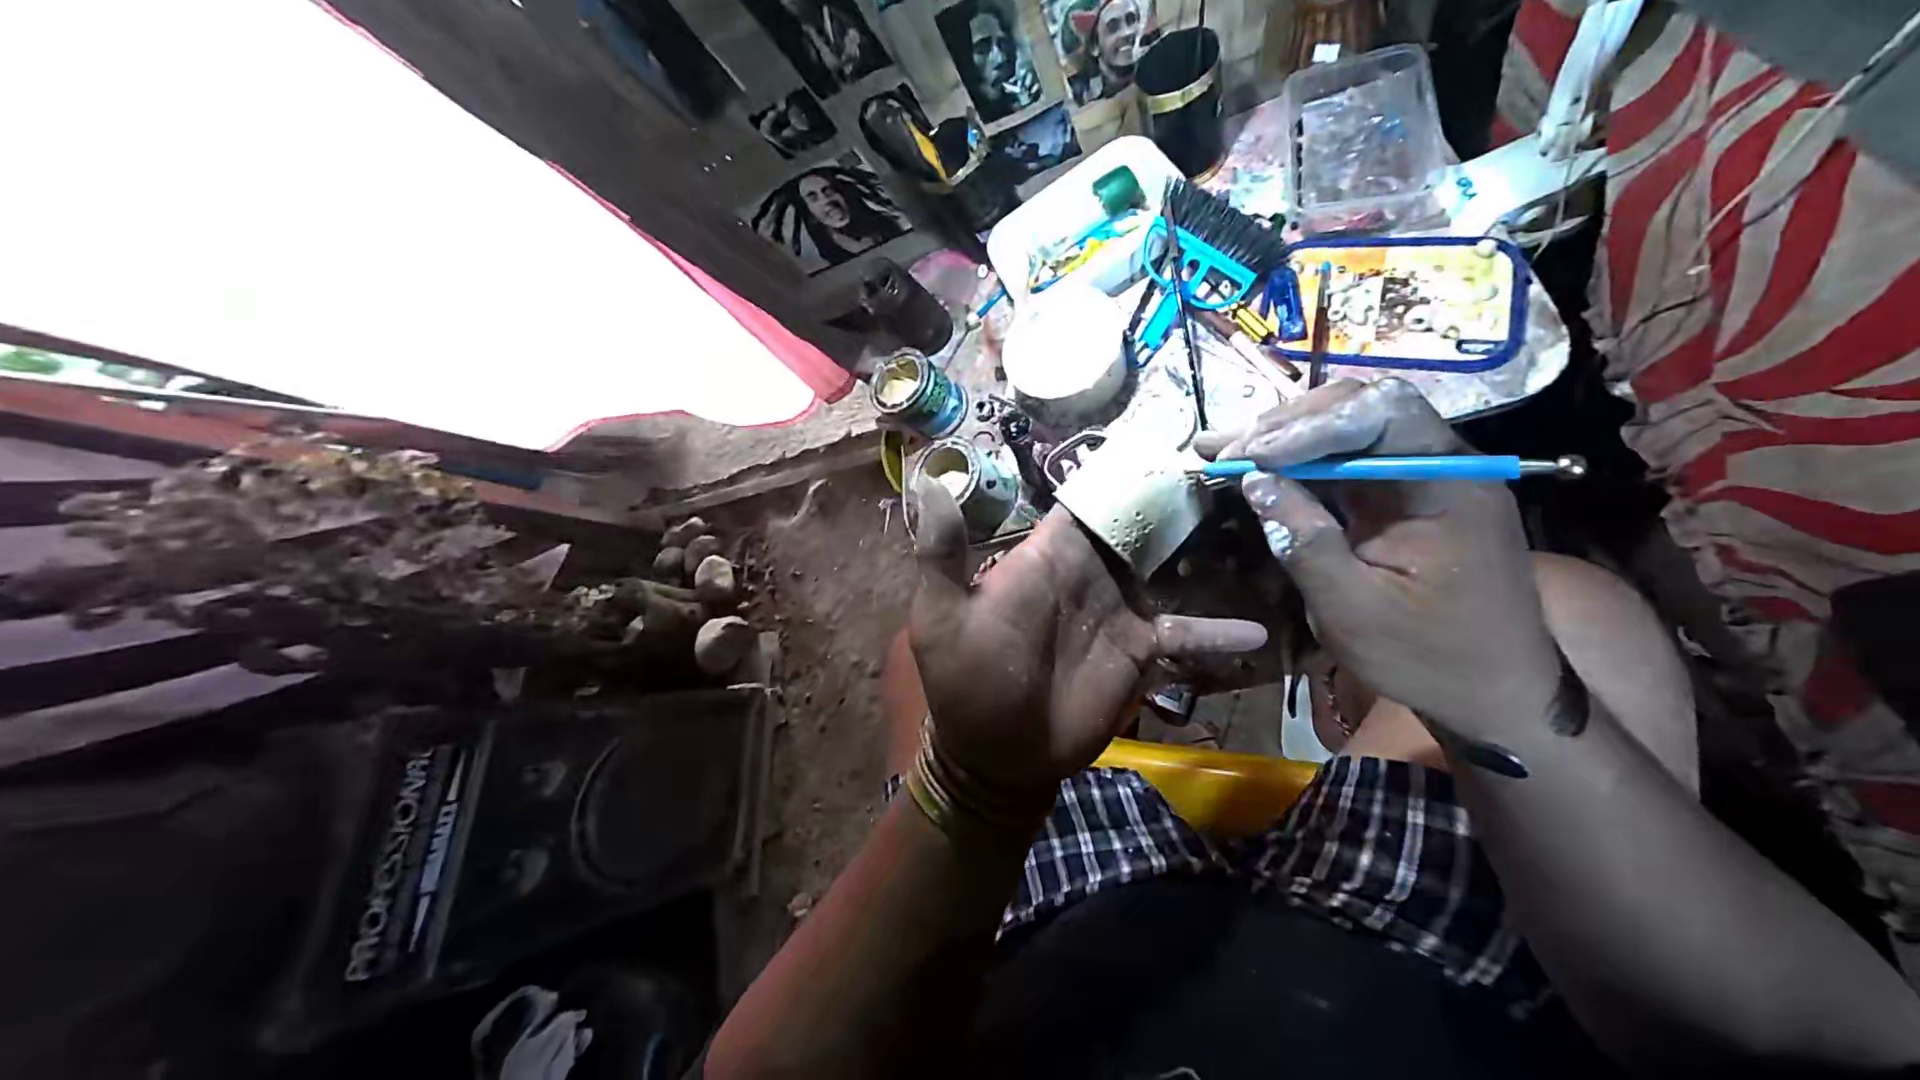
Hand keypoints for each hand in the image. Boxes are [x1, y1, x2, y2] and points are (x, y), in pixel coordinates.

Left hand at [908, 476, 1265, 808]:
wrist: (994, 754)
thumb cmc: (965, 680)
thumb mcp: (943, 614)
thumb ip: (943, 551)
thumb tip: (928, 480)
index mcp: (1047, 555)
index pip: (1089, 497)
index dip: (1124, 467)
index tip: (1169, 432)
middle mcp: (1090, 572)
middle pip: (1142, 523)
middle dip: (1181, 494)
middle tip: (1237, 459)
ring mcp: (1119, 610)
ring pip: (1172, 568)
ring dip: (1210, 547)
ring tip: (1266, 517)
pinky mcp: (1140, 652)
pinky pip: (1185, 634)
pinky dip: (1218, 632)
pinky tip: (1258, 631)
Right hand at [1196, 378, 1561, 736]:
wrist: (1492, 690)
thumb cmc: (1428, 658)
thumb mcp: (1353, 611)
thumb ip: (1304, 542)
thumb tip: (1255, 481)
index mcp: (1447, 486)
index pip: (1383, 415)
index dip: (1310, 425)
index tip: (1250, 455)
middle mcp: (1439, 465)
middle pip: (1361, 408)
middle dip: (1286, 424)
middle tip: (1221, 447)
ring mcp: (1418, 478)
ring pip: (1346, 429)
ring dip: (1282, 438)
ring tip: (1221, 449)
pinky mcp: (1398, 496)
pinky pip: (1344, 462)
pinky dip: (1295, 463)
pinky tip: (1253, 466)